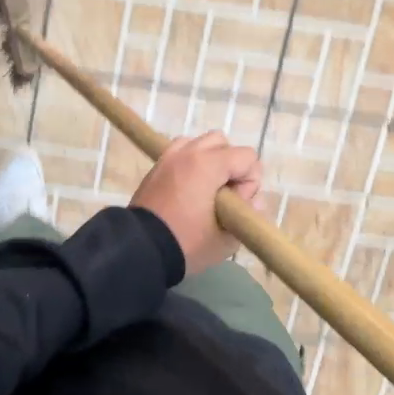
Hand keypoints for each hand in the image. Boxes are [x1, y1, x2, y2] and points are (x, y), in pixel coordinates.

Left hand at [128, 132, 262, 275]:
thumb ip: (248, 214)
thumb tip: (253, 200)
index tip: (236, 206)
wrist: (140, 250)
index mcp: (207, 164)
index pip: (247, 157)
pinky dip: (189, 165)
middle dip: (230, 166)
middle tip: (224, 197)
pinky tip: (188, 191)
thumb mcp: (227, 238)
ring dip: (209, 162)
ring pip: (198, 144)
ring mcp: (167, 158)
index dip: (250, 183)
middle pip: (222, 143)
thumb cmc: (186, 244)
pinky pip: (179, 155)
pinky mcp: (154, 169)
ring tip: (206, 191)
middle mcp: (187, 152)